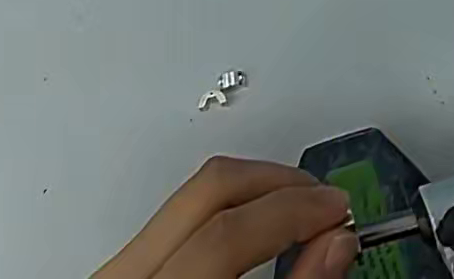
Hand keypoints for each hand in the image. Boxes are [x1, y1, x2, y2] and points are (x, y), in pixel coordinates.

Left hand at [93, 156, 358, 278]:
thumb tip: (333, 243)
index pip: (226, 236)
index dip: (292, 211)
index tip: (336, 210)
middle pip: (211, 190)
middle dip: (280, 184)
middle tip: (324, 200)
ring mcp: (117, 270)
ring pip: (196, 191)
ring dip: (258, 188)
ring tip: (299, 205)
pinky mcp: (122, 267)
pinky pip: (183, 210)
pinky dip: (231, 206)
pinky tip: (258, 219)